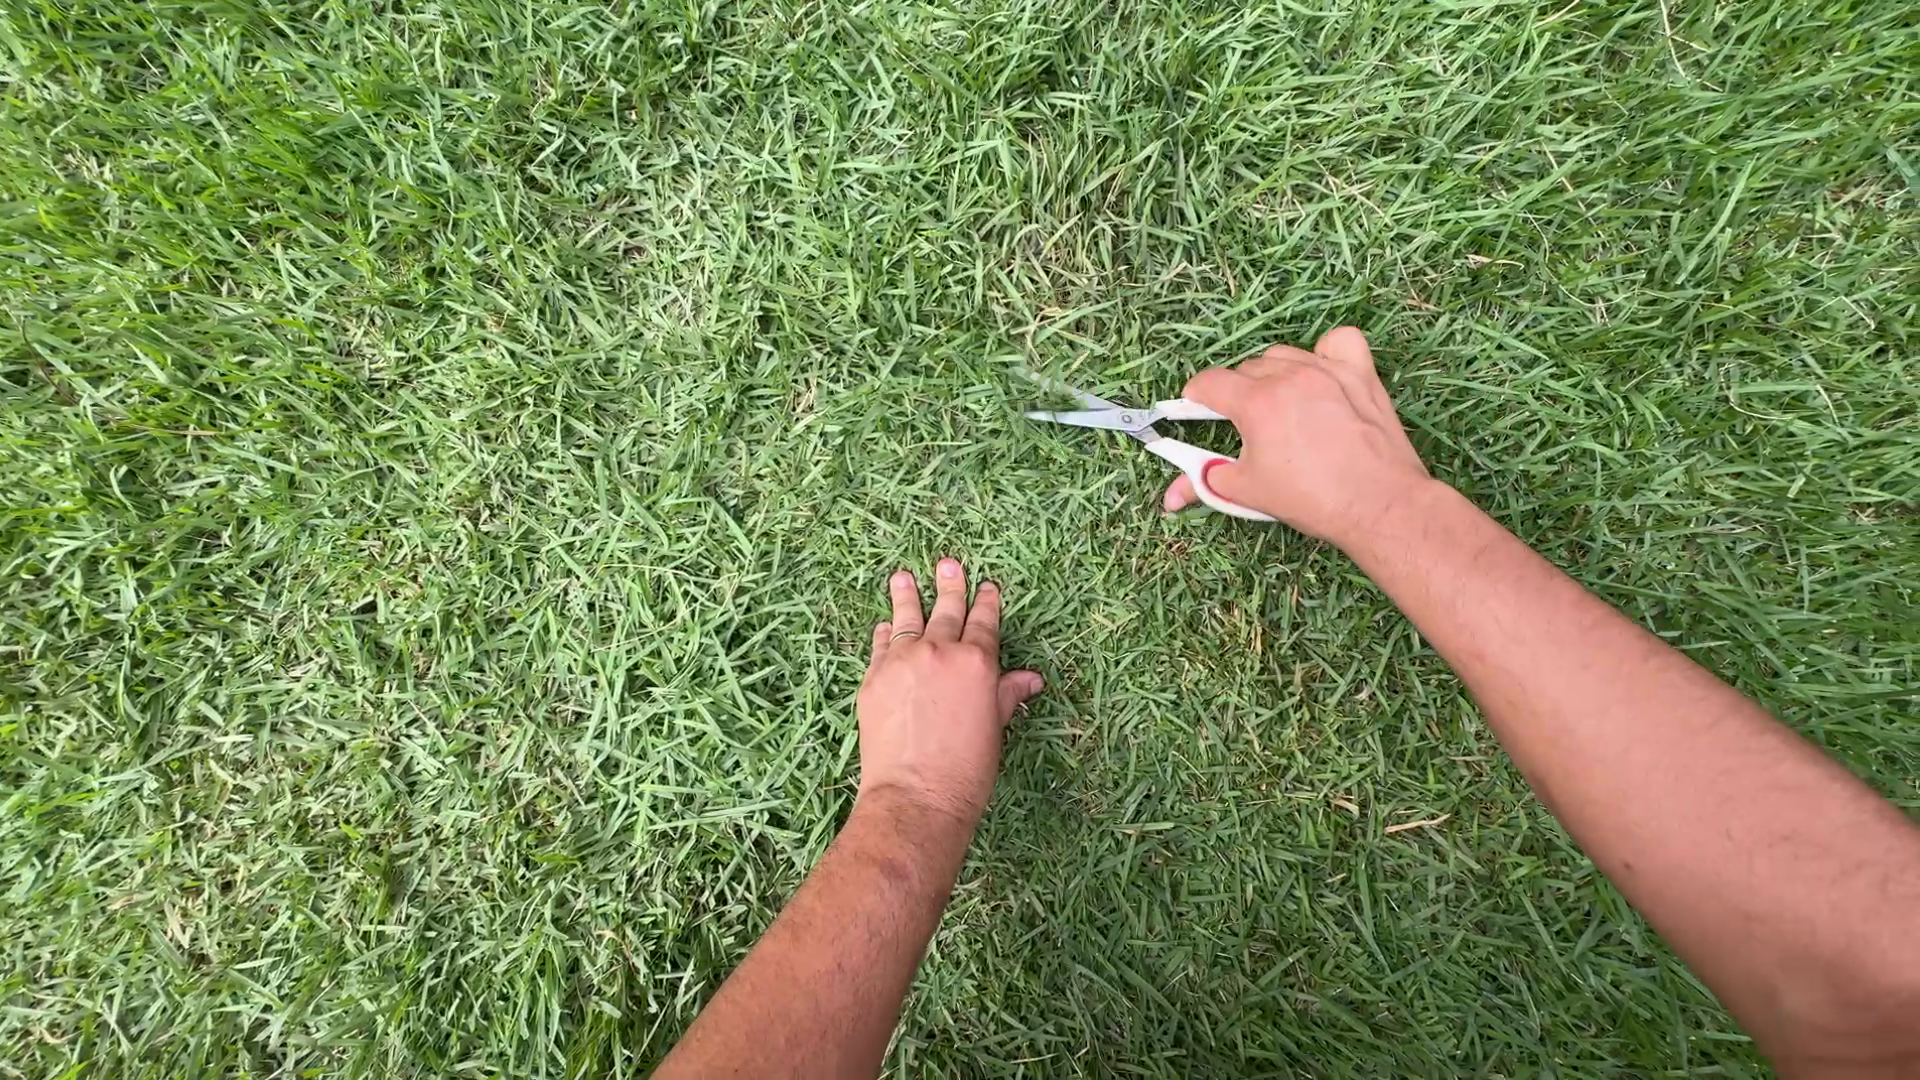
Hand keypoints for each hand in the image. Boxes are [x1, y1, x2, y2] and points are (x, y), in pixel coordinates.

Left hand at [855, 559, 1043, 825]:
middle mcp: (940, 652)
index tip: (987, 587)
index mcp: (977, 663)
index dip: (987, 603)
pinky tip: (883, 624)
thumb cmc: (967, 769)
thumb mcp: (995, 727)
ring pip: (907, 618)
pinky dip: (884, 633)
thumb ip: (1007, 694)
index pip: (984, 623)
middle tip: (947, 563)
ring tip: (903, 576)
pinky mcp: (874, 678)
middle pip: (946, 611)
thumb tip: (1032, 679)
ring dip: (906, 595)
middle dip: (950, 586)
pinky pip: (881, 646)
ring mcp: (903, 661)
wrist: (916, 796)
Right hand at [1163, 326, 1434, 547]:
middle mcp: (1290, 377)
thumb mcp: (1245, 491)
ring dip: (1270, 375)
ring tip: (1275, 406)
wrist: (1377, 504)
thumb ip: (1201, 482)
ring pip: (1282, 355)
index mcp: (1256, 403)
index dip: (1193, 398)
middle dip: (1233, 393)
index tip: (1193, 411)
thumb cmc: (1309, 499)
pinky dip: (1324, 353)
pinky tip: (1318, 377)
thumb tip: (1171, 497)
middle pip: (1244, 369)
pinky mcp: (1360, 374)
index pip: (1209, 383)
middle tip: (1239, 424)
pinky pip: (1337, 343)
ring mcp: (1328, 371)